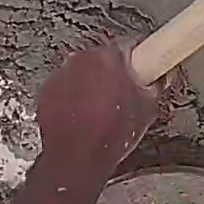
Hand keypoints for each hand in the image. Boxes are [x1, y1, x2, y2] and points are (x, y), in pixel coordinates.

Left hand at [37, 39, 159, 171]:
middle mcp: (82, 59)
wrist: (76, 158)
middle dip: (113, 72)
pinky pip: (66, 85)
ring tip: (101, 110)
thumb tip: (156, 78)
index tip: (142, 66)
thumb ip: (153, 85)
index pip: (128, 45)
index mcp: (109, 58)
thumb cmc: (109, 135)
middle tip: (123, 96)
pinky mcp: (47, 89)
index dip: (138, 57)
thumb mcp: (147, 110)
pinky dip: (73, 95)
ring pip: (83, 70)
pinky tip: (83, 115)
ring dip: (92, 83)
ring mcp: (61, 73)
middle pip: (103, 57)